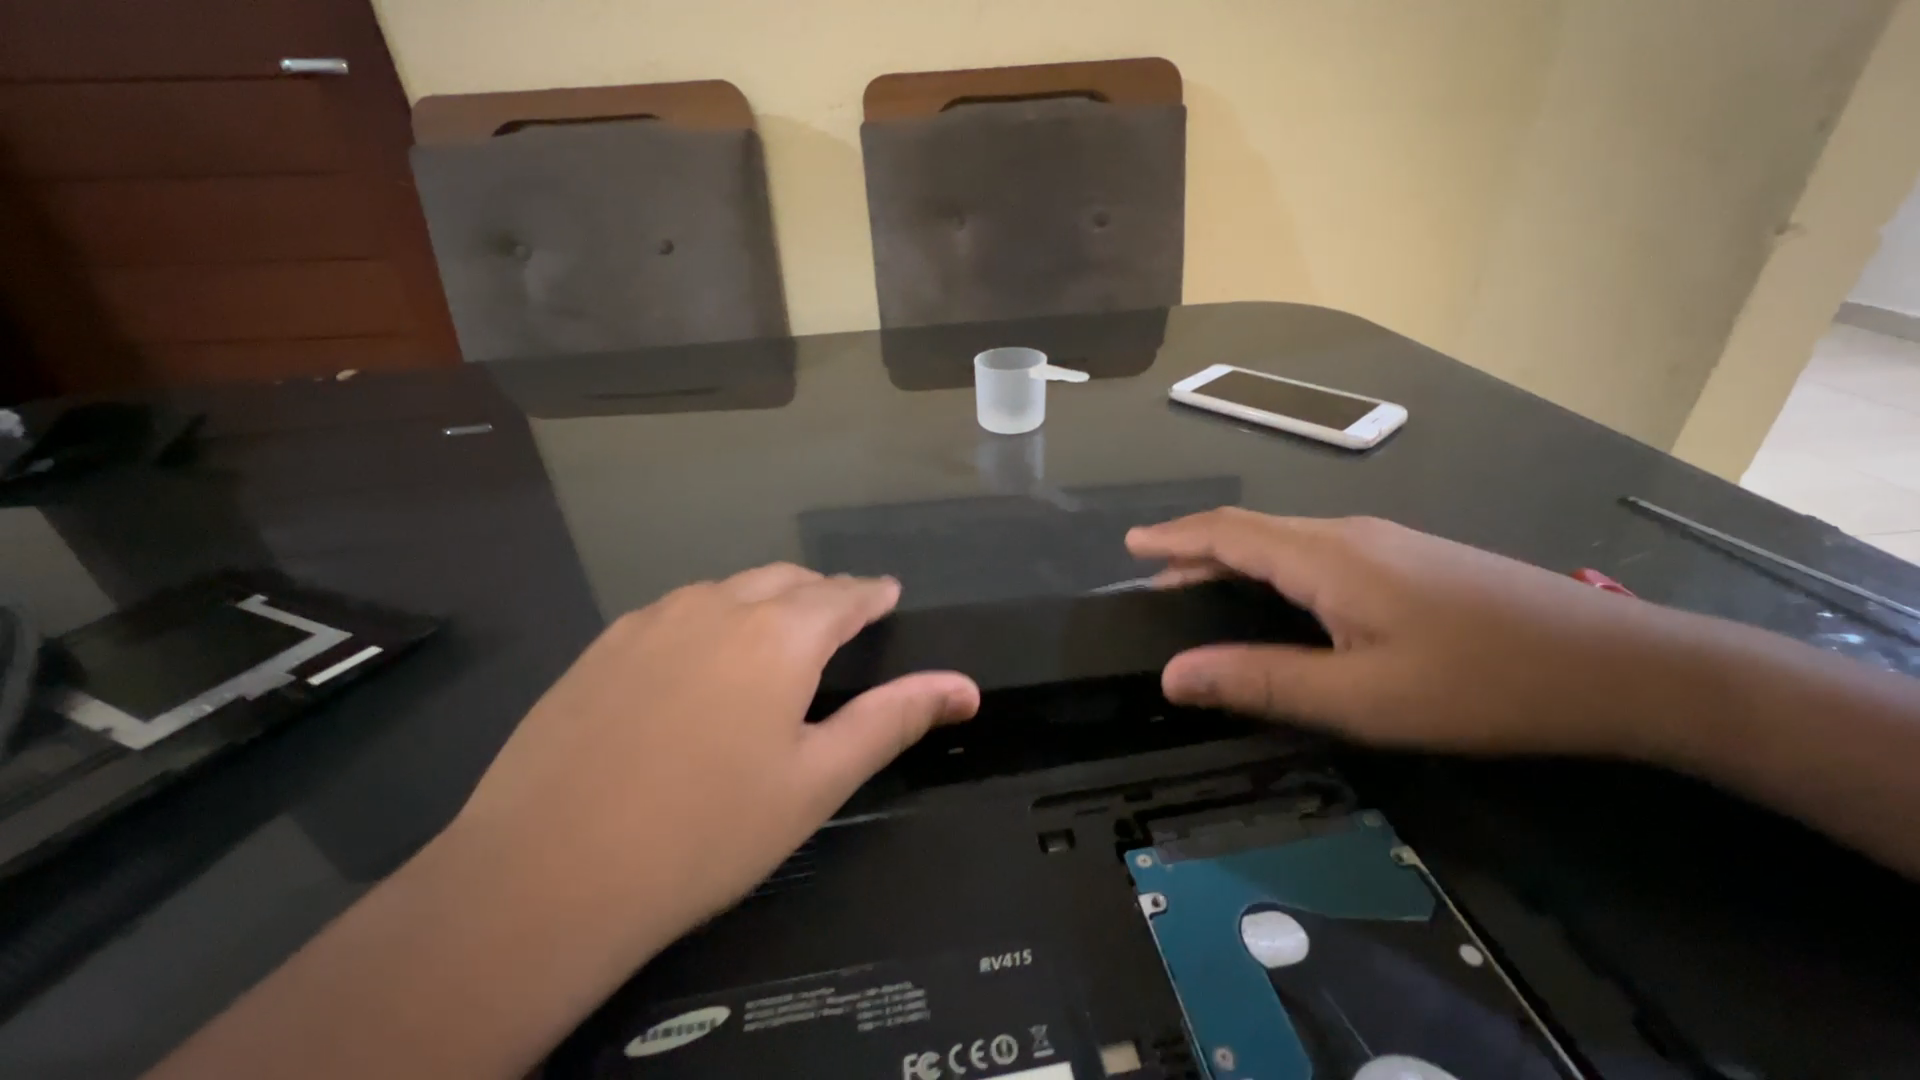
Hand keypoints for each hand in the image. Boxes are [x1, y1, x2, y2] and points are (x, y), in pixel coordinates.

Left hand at [442, 564, 978, 954]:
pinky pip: (675, 614)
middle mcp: (716, 607)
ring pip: (726, 592)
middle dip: (821, 593)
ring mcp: (650, 622)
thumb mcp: (816, 780)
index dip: (871, 593)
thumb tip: (965, 686)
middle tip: (841, 618)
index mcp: (779, 634)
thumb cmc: (708, 832)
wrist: (548, 872)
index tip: (887, 594)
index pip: (842, 595)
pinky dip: (708, 622)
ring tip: (775, 636)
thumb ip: (893, 720)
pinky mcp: (601, 648)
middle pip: (785, 581)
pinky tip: (699, 664)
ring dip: (763, 602)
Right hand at [1127, 508, 1702, 755]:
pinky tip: (1284, 606)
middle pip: (1254, 532)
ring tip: (1204, 598)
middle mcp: (1350, 535)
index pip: (1228, 532)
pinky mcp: (1414, 563)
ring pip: (1289, 543)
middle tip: (1156, 590)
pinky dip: (1277, 572)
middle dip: (1196, 554)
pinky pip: (1321, 556)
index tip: (1130, 544)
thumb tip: (1172, 674)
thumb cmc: (1480, 684)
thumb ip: (1260, 681)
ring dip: (1237, 564)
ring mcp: (1388, 544)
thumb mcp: (1360, 697)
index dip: (1173, 537)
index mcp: (1326, 557)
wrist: (1618, 667)